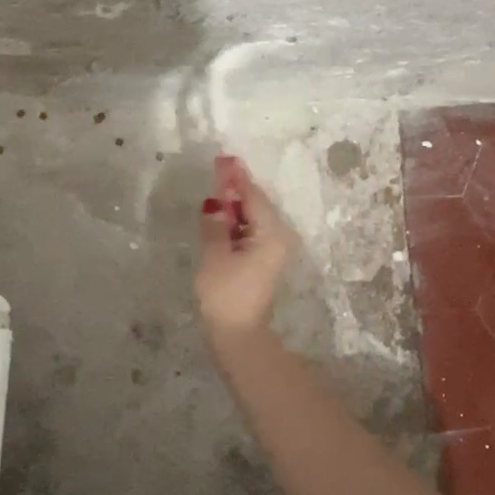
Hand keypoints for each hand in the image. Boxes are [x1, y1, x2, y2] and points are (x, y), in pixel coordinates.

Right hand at [195, 154, 290, 341]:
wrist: (238, 336)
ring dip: (236, 206)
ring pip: (255, 219)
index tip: (224, 159)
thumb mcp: (215, 255)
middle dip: (237, 189)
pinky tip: (223, 217)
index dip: (235, 178)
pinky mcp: (265, 263)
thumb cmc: (226, 294)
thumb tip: (214, 204)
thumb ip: (215, 225)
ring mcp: (274, 251)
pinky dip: (238, 223)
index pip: (252, 196)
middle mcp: (279, 238)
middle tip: (219, 169)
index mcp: (271, 232)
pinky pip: (253, 232)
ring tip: (218, 189)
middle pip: (257, 205)